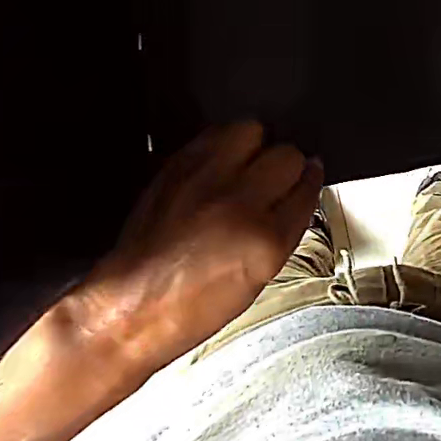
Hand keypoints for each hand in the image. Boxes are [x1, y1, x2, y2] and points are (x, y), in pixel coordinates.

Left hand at [0, 122, 322, 422]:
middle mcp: (238, 204)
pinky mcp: (176, 169)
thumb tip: (299, 195)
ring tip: (249, 163)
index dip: (311, 182)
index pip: (307, 189)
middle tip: (279, 177)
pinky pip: (214, 135)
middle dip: (288, 165)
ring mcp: (205, 181)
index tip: (310, 177)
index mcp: (266, 239)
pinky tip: (221, 163)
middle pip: (287, 155)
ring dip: (256, 145)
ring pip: (253, 130)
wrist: (130, 309)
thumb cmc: (190, 306)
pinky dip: (223, 144)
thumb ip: (285, 228)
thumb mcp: (259, 278)